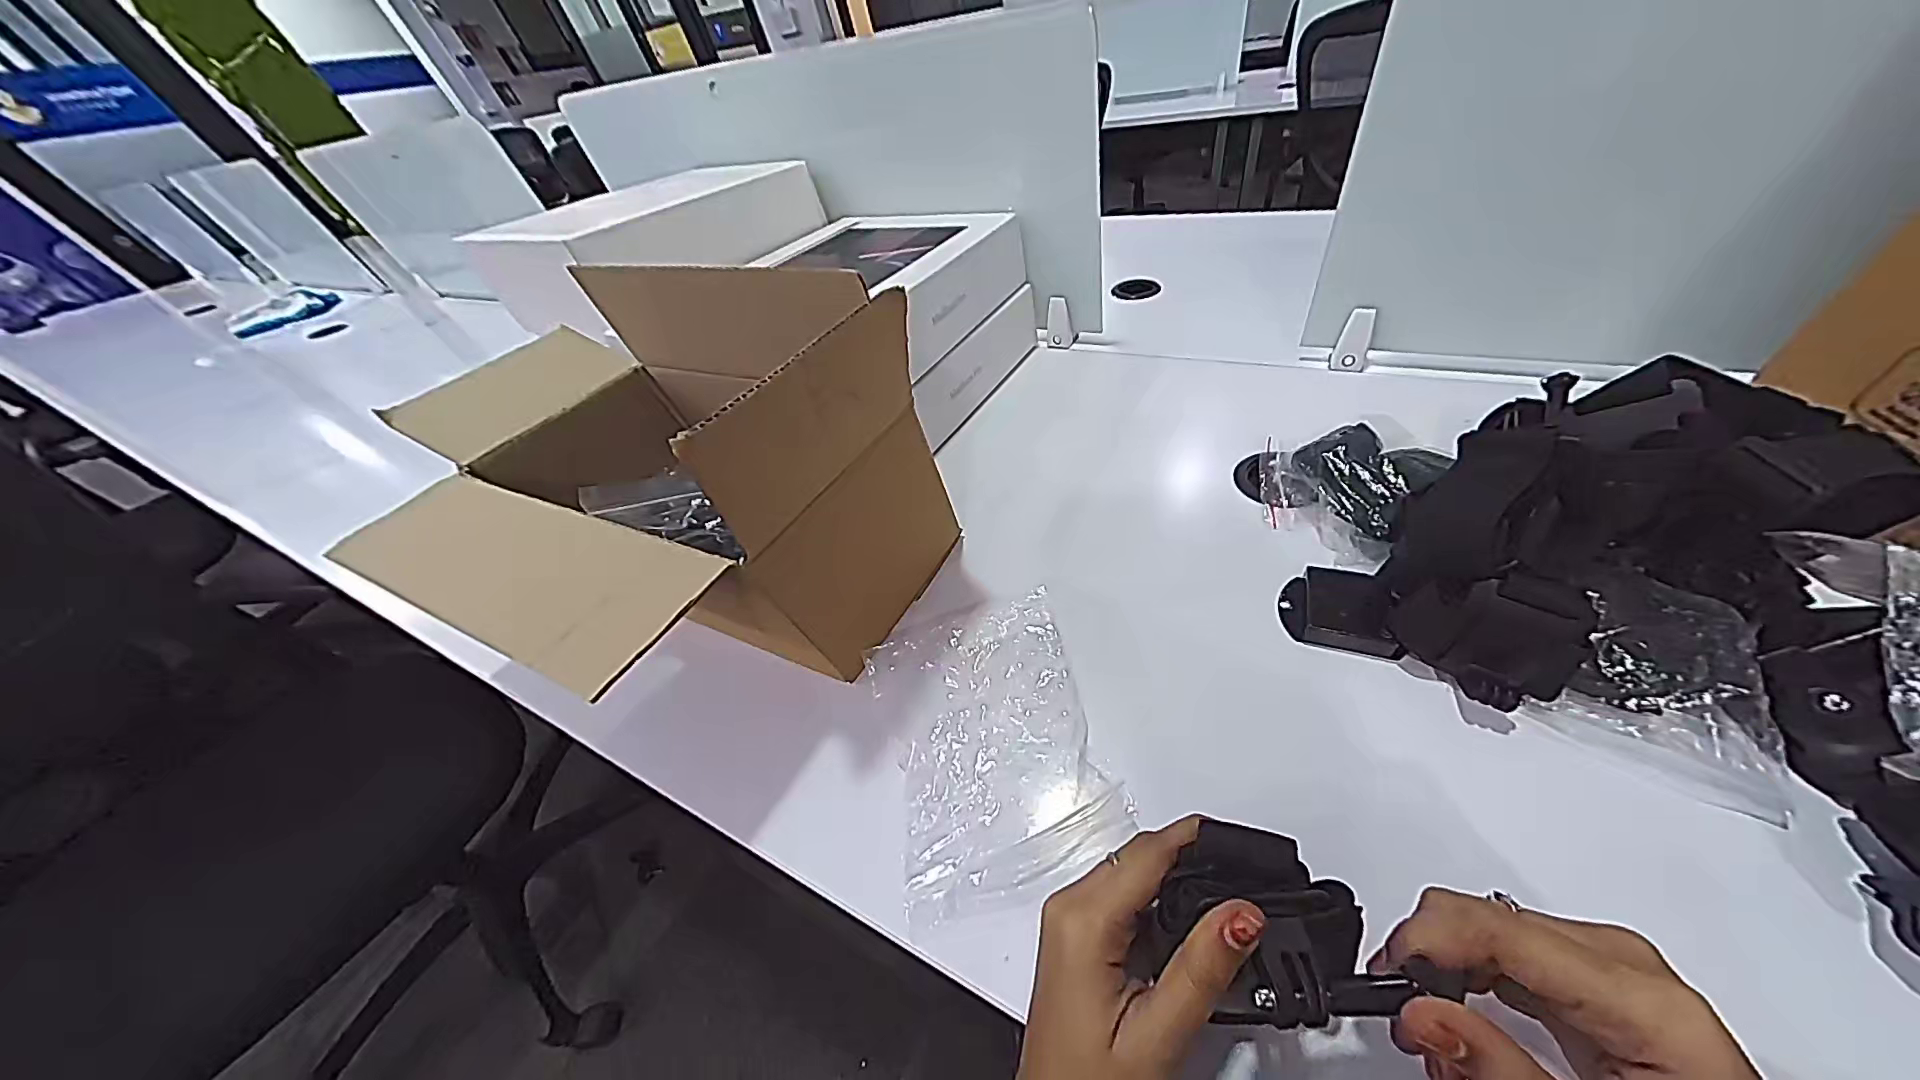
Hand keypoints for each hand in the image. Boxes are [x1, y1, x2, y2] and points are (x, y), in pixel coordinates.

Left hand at [1017, 815, 1265, 1079]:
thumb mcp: (1158, 1033)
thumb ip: (1203, 967)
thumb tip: (1240, 914)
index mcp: (1082, 920)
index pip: (1145, 853)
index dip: (1190, 836)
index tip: (1228, 833)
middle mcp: (1067, 907)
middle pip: (1135, 855)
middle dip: (1185, 855)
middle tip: (1235, 871)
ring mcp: (1067, 917)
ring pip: (1129, 871)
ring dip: (1171, 878)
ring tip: (1216, 905)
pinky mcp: (1073, 931)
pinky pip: (1119, 894)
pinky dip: (1153, 899)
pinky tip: (1179, 928)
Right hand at [1370, 888, 1759, 1079]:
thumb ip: (1500, 1069)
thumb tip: (1419, 1013)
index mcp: (1647, 1001)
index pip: (1499, 925)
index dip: (1425, 938)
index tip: (1386, 973)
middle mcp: (1630, 966)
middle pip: (1484, 915)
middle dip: (1427, 953)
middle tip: (1407, 1012)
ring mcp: (1614, 966)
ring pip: (1486, 923)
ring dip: (1442, 962)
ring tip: (1432, 1019)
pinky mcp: (1595, 978)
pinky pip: (1506, 947)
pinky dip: (1469, 969)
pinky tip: (1462, 1005)